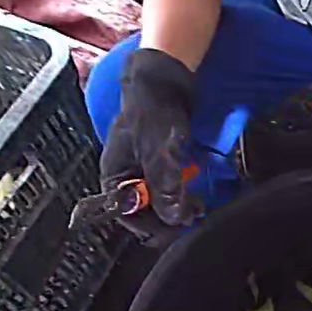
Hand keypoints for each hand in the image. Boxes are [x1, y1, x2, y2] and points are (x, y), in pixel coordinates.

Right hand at [101, 48, 199, 245]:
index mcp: (114, 176)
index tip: (177, 229)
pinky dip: (180, 197)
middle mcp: (125, 178)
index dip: (151, 227)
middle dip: (167, 219)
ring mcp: (142, 172)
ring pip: (156, 204)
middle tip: (193, 218)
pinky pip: (166, 191)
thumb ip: (164, 186)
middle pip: (142, 213)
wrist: (164, 81)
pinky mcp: (158, 167)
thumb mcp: (158, 152)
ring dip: (175, 210)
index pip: (126, 215)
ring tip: (197, 209)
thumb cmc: (153, 113)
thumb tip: (174, 218)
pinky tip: (195, 199)